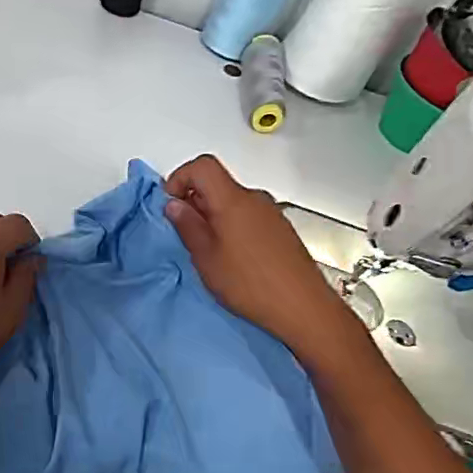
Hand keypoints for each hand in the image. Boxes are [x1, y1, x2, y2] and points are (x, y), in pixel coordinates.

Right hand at [164, 154, 346, 348]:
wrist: (302, 307)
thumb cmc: (248, 283)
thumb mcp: (206, 257)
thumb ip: (187, 225)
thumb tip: (173, 204)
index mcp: (233, 200)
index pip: (202, 166)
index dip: (179, 178)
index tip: (171, 206)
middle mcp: (255, 199)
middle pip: (217, 183)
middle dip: (194, 202)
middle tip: (184, 234)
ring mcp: (271, 213)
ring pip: (232, 202)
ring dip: (213, 217)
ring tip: (208, 252)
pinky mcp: (281, 229)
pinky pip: (248, 216)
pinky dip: (231, 226)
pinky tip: (232, 258)